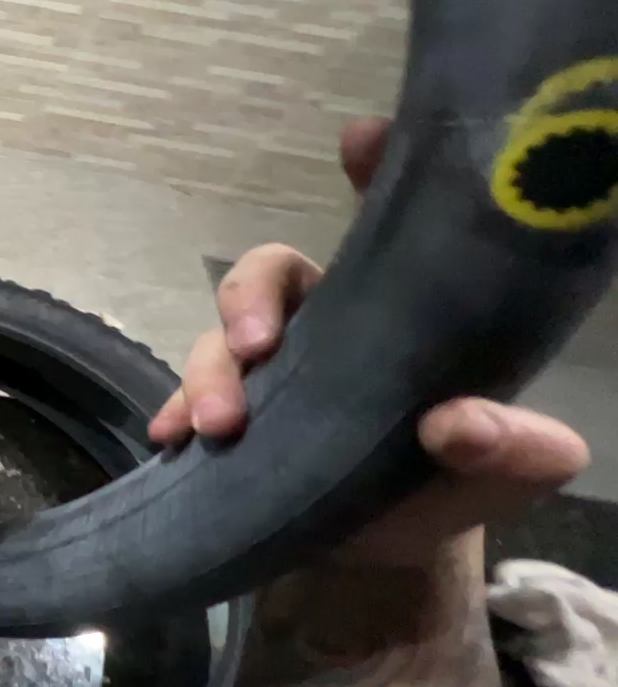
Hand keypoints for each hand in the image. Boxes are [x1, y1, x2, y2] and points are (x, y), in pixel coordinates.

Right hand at [148, 118, 588, 566]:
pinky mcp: (217, 411)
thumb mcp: (514, 469)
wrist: (371, 548)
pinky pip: (180, 395)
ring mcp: (258, 371)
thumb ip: (516, 447)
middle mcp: (315, 326)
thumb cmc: (454, 485)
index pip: (382, 231)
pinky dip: (172, 410)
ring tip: (214, 428)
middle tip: (256, 347)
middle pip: (261, 278)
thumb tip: (457, 423)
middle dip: (244, 301)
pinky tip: (170, 437)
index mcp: (392, 312)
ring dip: (207, 376)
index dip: (371, 177)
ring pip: (211, 341)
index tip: (359, 139)